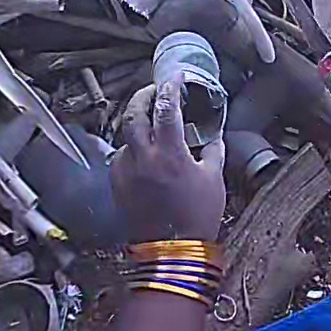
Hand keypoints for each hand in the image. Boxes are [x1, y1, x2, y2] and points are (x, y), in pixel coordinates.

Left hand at [111, 80, 226, 242]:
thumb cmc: (196, 218)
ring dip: (137, 121)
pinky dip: (132, 146)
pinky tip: (144, 150)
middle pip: (134, 112)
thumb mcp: (213, 180)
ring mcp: (126, 169)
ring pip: (125, 133)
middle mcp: (143, 157)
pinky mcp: (117, 182)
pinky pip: (121, 154)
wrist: (171, 252)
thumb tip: (213, 135)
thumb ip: (212, 151)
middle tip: (154, 90)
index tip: (175, 79)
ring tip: (150, 119)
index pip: (165, 107)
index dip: (170, 87)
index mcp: (169, 154)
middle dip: (143, 95)